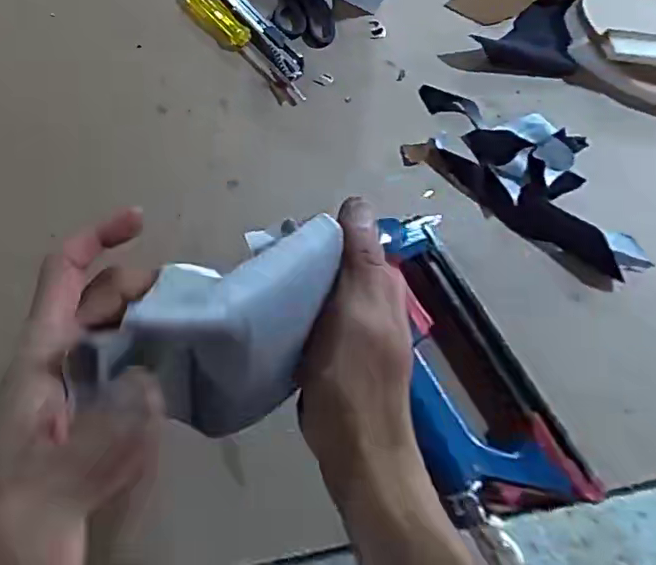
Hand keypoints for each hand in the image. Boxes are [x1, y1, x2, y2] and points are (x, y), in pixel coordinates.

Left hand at [0, 208, 163, 564]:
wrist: (12, 562)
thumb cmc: (19, 521)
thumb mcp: (56, 480)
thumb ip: (104, 434)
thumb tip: (151, 382)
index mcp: (42, 352)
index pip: (65, 273)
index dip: (98, 236)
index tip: (141, 221)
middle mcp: (61, 358)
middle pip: (102, 298)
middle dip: (141, 286)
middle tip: (188, 300)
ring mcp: (79, 387)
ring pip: (119, 331)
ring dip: (153, 320)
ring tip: (194, 328)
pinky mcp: (95, 415)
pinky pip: (130, 368)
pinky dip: (154, 358)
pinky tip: (181, 374)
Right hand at [297, 197, 417, 489]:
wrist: (357, 452)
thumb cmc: (354, 377)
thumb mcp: (357, 308)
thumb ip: (359, 257)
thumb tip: (358, 203)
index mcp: (384, 283)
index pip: (352, 237)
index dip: (322, 235)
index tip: (289, 245)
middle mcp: (375, 298)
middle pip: (336, 261)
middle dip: (308, 258)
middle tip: (272, 267)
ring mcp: (358, 326)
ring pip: (325, 287)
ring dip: (302, 284)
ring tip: (271, 287)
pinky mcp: (340, 349)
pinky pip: (318, 314)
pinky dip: (301, 309)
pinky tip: (280, 315)